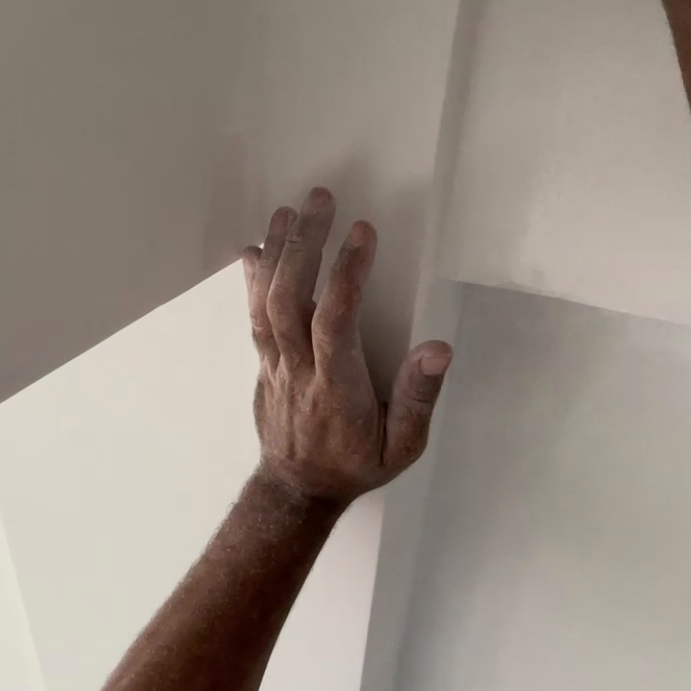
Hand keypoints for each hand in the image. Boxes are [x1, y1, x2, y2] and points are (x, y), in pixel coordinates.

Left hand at [240, 187, 452, 506]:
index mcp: (338, 387)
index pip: (336, 322)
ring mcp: (276, 366)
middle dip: (304, 245)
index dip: (346, 274)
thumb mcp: (401, 447)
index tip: (363, 230)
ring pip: (265, 304)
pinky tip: (255, 250)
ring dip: (276, 254)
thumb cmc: (355, 466)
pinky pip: (252, 319)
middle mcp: (299, 370)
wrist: (297, 490)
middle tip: (321, 199)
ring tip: (288, 211)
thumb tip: (438, 349)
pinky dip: (252, 282)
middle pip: (290, 300)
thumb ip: (418, 399)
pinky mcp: (265, 365)